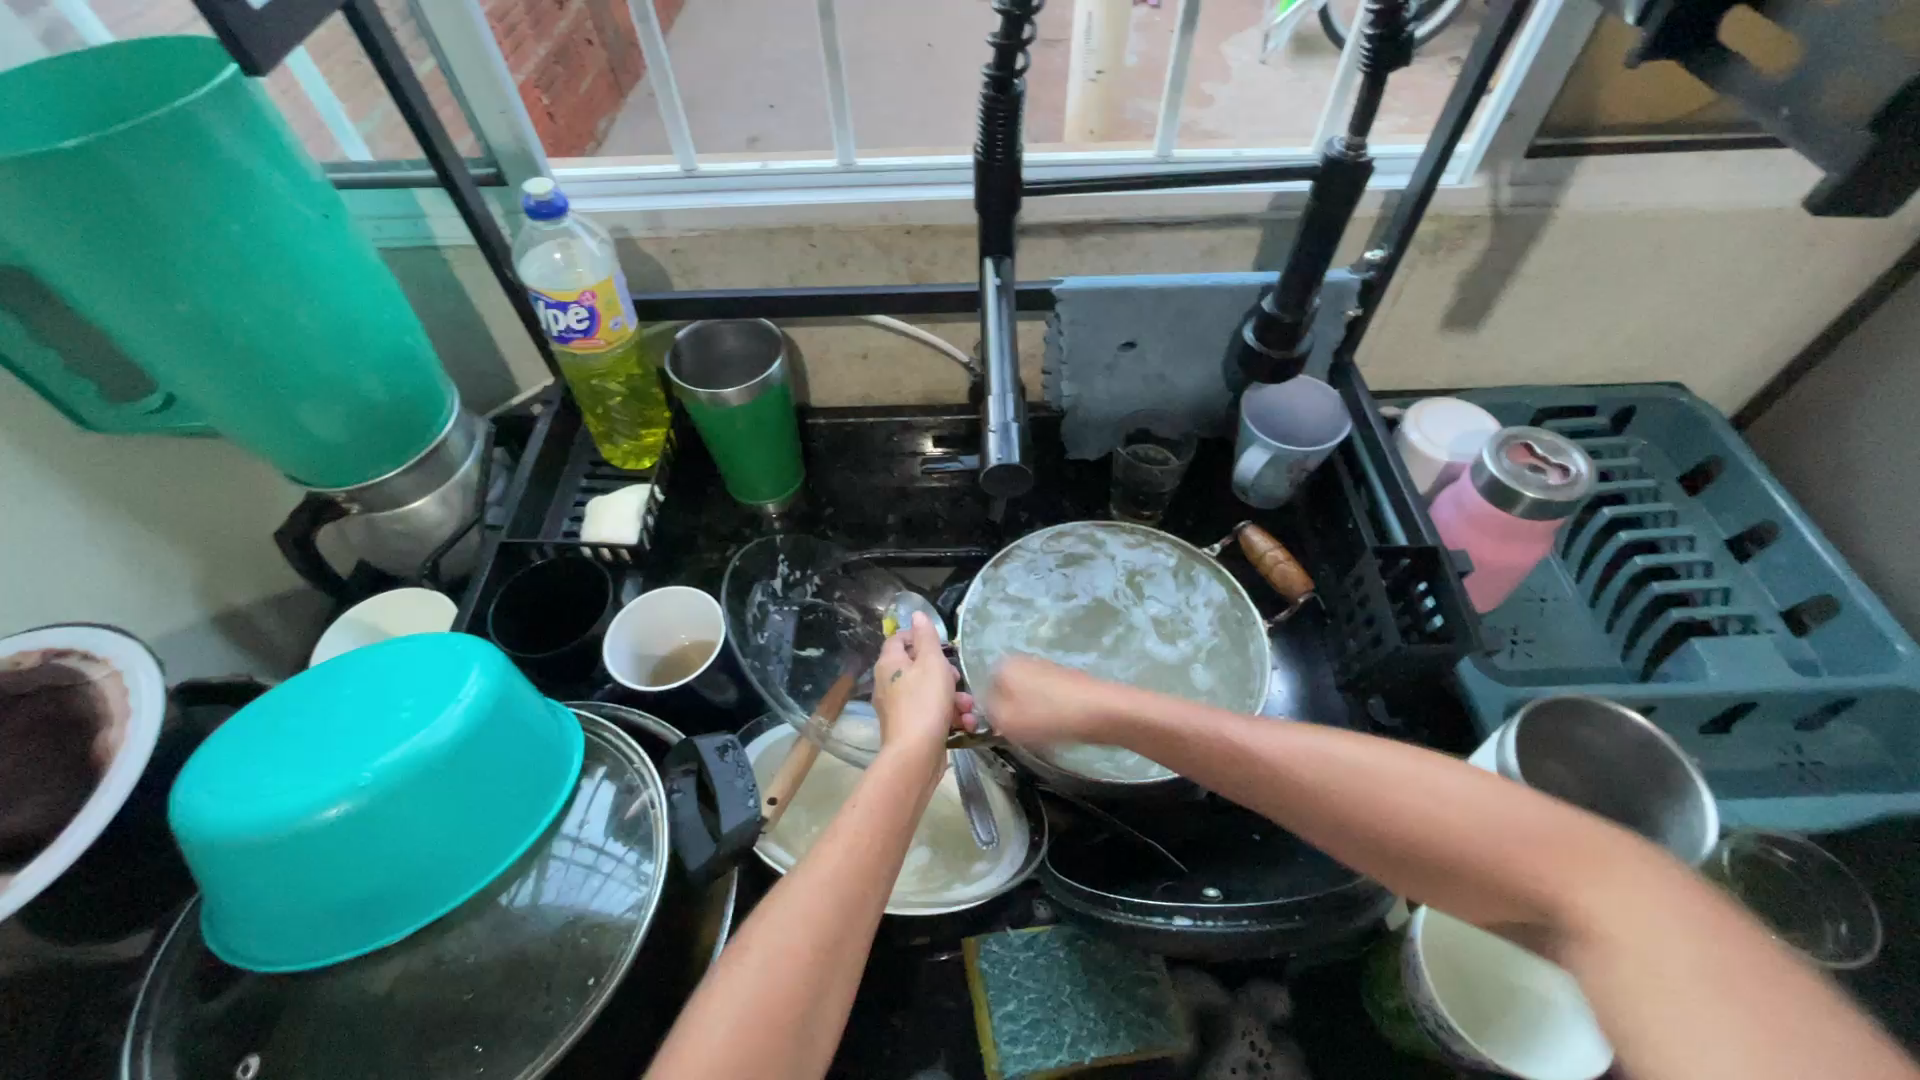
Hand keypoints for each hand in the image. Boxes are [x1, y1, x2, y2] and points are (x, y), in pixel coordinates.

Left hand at [871, 612, 973, 761]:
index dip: (919, 637)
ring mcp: (898, 708)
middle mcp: (888, 684)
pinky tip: (965, 723)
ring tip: (968, 706)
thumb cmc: (925, 702)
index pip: (898, 639)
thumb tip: (916, 614)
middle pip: (918, 667)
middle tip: (957, 678)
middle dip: (945, 673)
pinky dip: (948, 716)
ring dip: (953, 697)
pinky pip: (931, 713)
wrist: (916, 755)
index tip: (942, 645)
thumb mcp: (931, 663)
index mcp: (889, 664)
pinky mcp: (910, 728)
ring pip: (929, 692)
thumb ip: (926, 637)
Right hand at [986, 656, 1122, 745]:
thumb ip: (987, 716)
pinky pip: (1045, 702)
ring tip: (1044, 733)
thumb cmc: (1050, 716)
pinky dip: (1048, 715)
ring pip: (1025, 700)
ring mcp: (1044, 669)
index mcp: (1003, 666)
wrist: (1104, 712)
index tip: (1001, 733)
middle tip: (1022, 735)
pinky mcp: (1064, 680)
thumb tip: (985, 712)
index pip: (982, 695)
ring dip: (1030, 718)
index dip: (989, 717)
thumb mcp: (1006, 722)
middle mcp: (1020, 661)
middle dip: (1011, 716)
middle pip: (1005, 696)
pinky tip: (1059, 727)